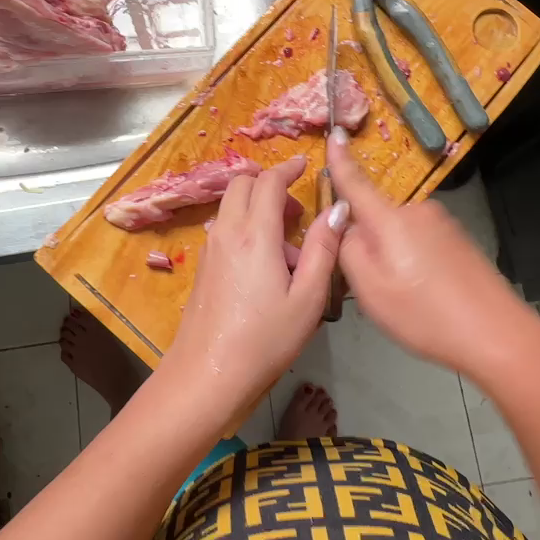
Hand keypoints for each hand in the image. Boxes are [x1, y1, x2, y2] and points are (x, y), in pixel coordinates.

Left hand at [160, 154, 345, 407]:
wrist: (208, 375)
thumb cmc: (264, 340)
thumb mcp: (307, 298)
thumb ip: (324, 249)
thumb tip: (337, 210)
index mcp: (254, 234)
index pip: (268, 182)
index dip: (288, 168)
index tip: (304, 164)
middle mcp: (226, 232)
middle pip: (242, 184)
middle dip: (269, 184)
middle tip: (296, 211)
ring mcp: (210, 249)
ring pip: (231, 207)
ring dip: (256, 208)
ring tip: (286, 248)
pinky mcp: (202, 267)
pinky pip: (224, 229)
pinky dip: (244, 228)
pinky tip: (264, 267)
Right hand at [325, 130, 534, 376]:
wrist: (497, 334)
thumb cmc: (426, 314)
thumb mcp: (370, 290)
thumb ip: (348, 250)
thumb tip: (347, 225)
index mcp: (391, 219)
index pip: (356, 183)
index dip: (340, 160)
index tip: (334, 133)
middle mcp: (418, 212)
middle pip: (377, 216)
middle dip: (369, 243)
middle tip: (376, 287)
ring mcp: (443, 224)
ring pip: (399, 234)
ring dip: (394, 257)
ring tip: (406, 298)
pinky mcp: (459, 240)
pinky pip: (421, 244)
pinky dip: (415, 264)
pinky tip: (427, 296)